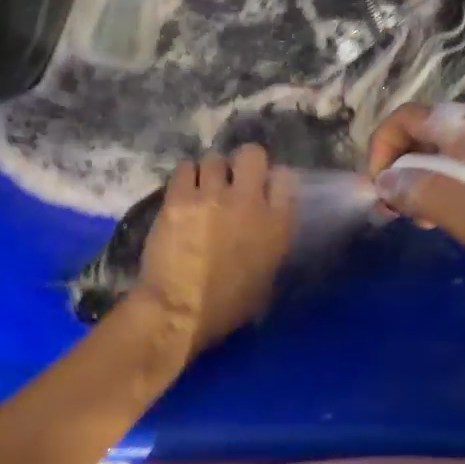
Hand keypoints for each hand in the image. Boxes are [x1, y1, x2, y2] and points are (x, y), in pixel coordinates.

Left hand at [132, 145, 297, 354]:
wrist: (180, 309)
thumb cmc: (226, 307)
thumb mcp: (266, 280)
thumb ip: (271, 244)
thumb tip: (264, 229)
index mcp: (277, 225)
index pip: (285, 179)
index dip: (272, 179)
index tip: (263, 187)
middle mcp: (248, 201)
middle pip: (252, 154)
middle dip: (243, 162)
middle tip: (232, 179)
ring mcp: (211, 195)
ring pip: (214, 158)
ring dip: (209, 171)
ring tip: (201, 187)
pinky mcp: (179, 196)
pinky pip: (184, 168)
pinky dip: (185, 176)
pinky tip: (182, 191)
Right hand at [365, 102, 464, 292]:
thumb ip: (427, 195)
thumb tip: (386, 179)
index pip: (404, 118)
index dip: (380, 152)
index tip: (381, 196)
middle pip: (425, 130)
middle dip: (402, 168)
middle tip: (403, 215)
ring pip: (451, 145)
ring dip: (429, 176)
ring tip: (431, 220)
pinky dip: (457, 178)